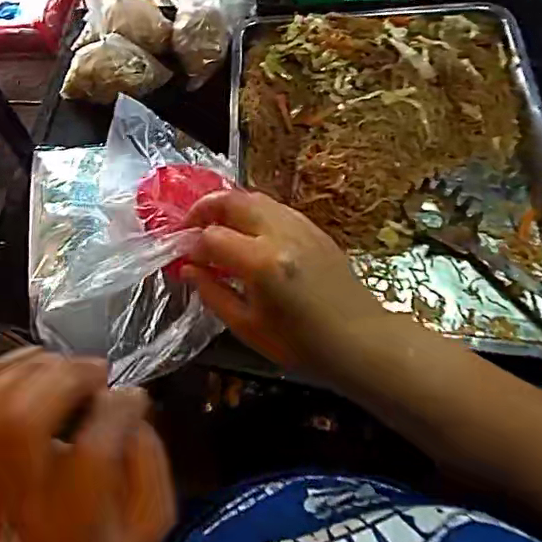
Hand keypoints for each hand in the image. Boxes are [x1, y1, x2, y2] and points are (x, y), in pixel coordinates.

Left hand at [0, 349, 174, 541]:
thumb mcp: (153, 523)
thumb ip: (150, 465)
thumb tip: (132, 413)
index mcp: (78, 521)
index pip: (90, 452)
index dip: (116, 410)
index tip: (136, 398)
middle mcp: (29, 496)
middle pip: (24, 422)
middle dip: (66, 380)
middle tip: (100, 372)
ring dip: (38, 370)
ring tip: (74, 366)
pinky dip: (11, 368)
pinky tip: (45, 361)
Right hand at [180, 189, 400, 376]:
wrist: (359, 339)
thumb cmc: (301, 344)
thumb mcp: (248, 327)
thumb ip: (213, 293)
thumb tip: (188, 269)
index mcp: (262, 263)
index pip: (212, 237)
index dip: (190, 244)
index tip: (181, 256)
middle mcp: (281, 233)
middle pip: (232, 200)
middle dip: (204, 208)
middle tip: (189, 227)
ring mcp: (301, 226)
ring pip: (255, 197)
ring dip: (229, 206)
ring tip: (215, 226)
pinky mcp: (314, 227)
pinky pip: (276, 208)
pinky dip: (254, 212)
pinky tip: (247, 233)